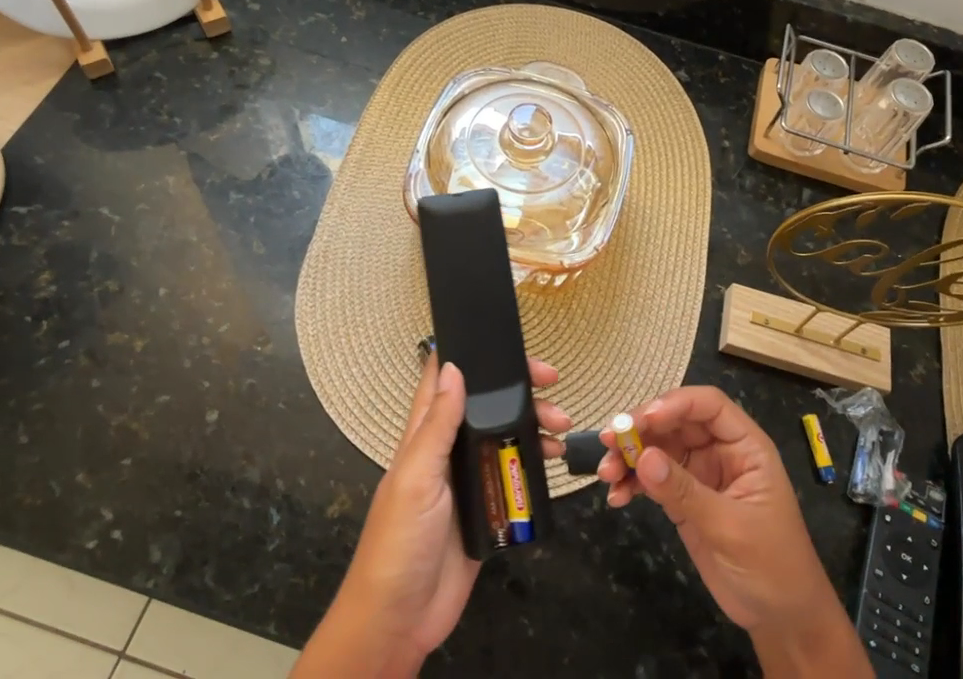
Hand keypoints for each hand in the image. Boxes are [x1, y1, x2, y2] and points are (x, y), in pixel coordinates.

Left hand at [294, 355, 569, 676]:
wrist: (401, 617)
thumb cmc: (400, 541)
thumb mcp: (417, 477)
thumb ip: (436, 424)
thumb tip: (451, 367)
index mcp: (422, 437)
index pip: (444, 383)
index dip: (471, 359)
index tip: (507, 346)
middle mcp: (446, 453)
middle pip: (486, 408)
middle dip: (518, 392)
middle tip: (552, 383)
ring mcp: (467, 482)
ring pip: (505, 440)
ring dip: (533, 427)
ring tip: (561, 428)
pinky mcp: (486, 511)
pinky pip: (514, 478)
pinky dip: (536, 465)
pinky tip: (554, 461)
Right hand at [598, 387, 869, 676]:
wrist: (781, 616)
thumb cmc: (772, 565)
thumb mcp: (731, 527)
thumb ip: (685, 492)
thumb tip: (642, 457)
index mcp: (745, 447)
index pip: (708, 406)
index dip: (674, 405)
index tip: (642, 421)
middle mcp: (720, 452)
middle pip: (675, 422)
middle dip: (640, 429)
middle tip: (608, 442)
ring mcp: (699, 475)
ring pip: (657, 448)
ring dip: (628, 456)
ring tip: (605, 474)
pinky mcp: (683, 499)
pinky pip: (651, 479)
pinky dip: (631, 482)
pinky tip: (616, 497)